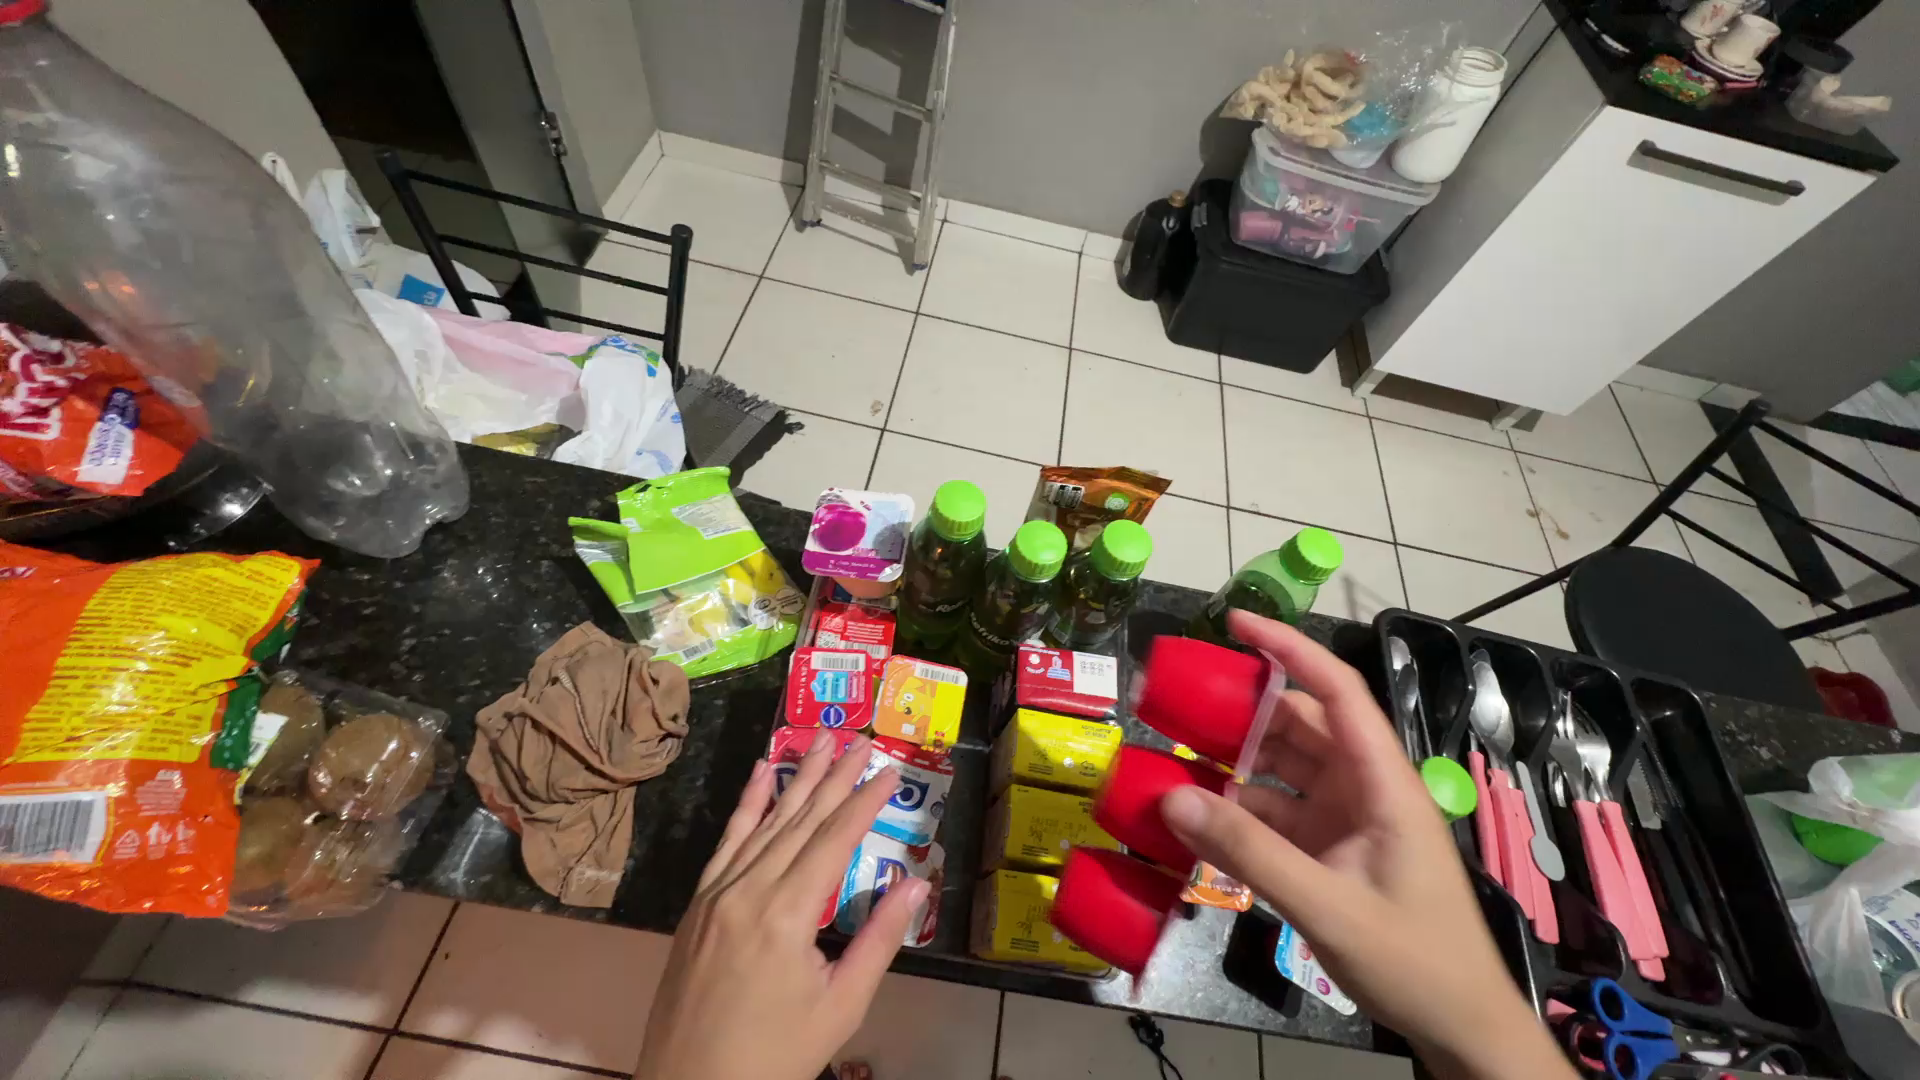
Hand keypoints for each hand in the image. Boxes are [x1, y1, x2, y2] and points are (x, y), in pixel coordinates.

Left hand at [634, 731, 923, 1079]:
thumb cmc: (775, 1056)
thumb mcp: (841, 1006)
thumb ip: (880, 940)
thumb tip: (917, 883)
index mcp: (787, 913)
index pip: (835, 839)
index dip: (864, 801)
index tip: (889, 770)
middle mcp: (750, 888)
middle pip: (802, 819)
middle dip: (835, 776)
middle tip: (861, 740)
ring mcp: (719, 891)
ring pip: (767, 821)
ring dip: (798, 777)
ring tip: (822, 739)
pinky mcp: (699, 902)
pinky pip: (727, 840)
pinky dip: (747, 803)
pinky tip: (761, 772)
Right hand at [1159, 612, 1575, 1079]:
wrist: (1462, 1032)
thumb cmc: (1415, 961)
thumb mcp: (1327, 907)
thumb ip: (1249, 852)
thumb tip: (1172, 796)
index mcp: (1381, 780)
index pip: (1336, 690)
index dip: (1289, 648)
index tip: (1236, 623)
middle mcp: (1361, 785)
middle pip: (1297, 724)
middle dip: (1241, 709)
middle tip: (1179, 701)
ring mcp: (1344, 815)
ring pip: (1280, 765)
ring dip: (1232, 759)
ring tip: (1174, 752)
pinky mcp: (1328, 845)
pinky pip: (1272, 809)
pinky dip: (1235, 809)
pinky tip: (1196, 815)